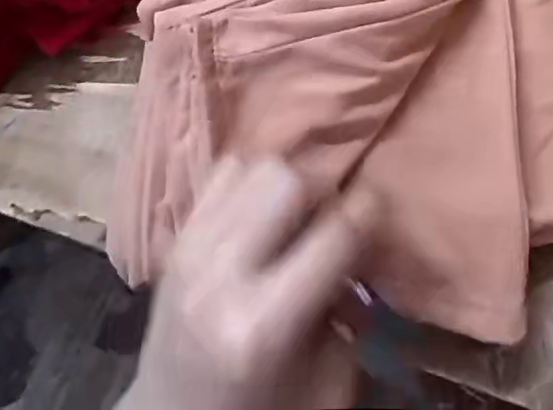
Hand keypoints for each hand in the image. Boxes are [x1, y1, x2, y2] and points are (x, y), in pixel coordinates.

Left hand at [120, 157, 376, 409]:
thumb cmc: (263, 409)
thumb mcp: (326, 381)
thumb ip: (347, 307)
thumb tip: (359, 237)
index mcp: (262, 324)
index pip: (332, 235)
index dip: (365, 210)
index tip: (376, 202)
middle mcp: (221, 273)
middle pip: (286, 180)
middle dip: (320, 188)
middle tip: (331, 211)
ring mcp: (191, 248)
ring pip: (253, 166)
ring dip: (284, 179)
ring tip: (295, 209)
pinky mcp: (176, 236)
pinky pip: (221, 172)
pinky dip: (250, 179)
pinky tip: (261, 206)